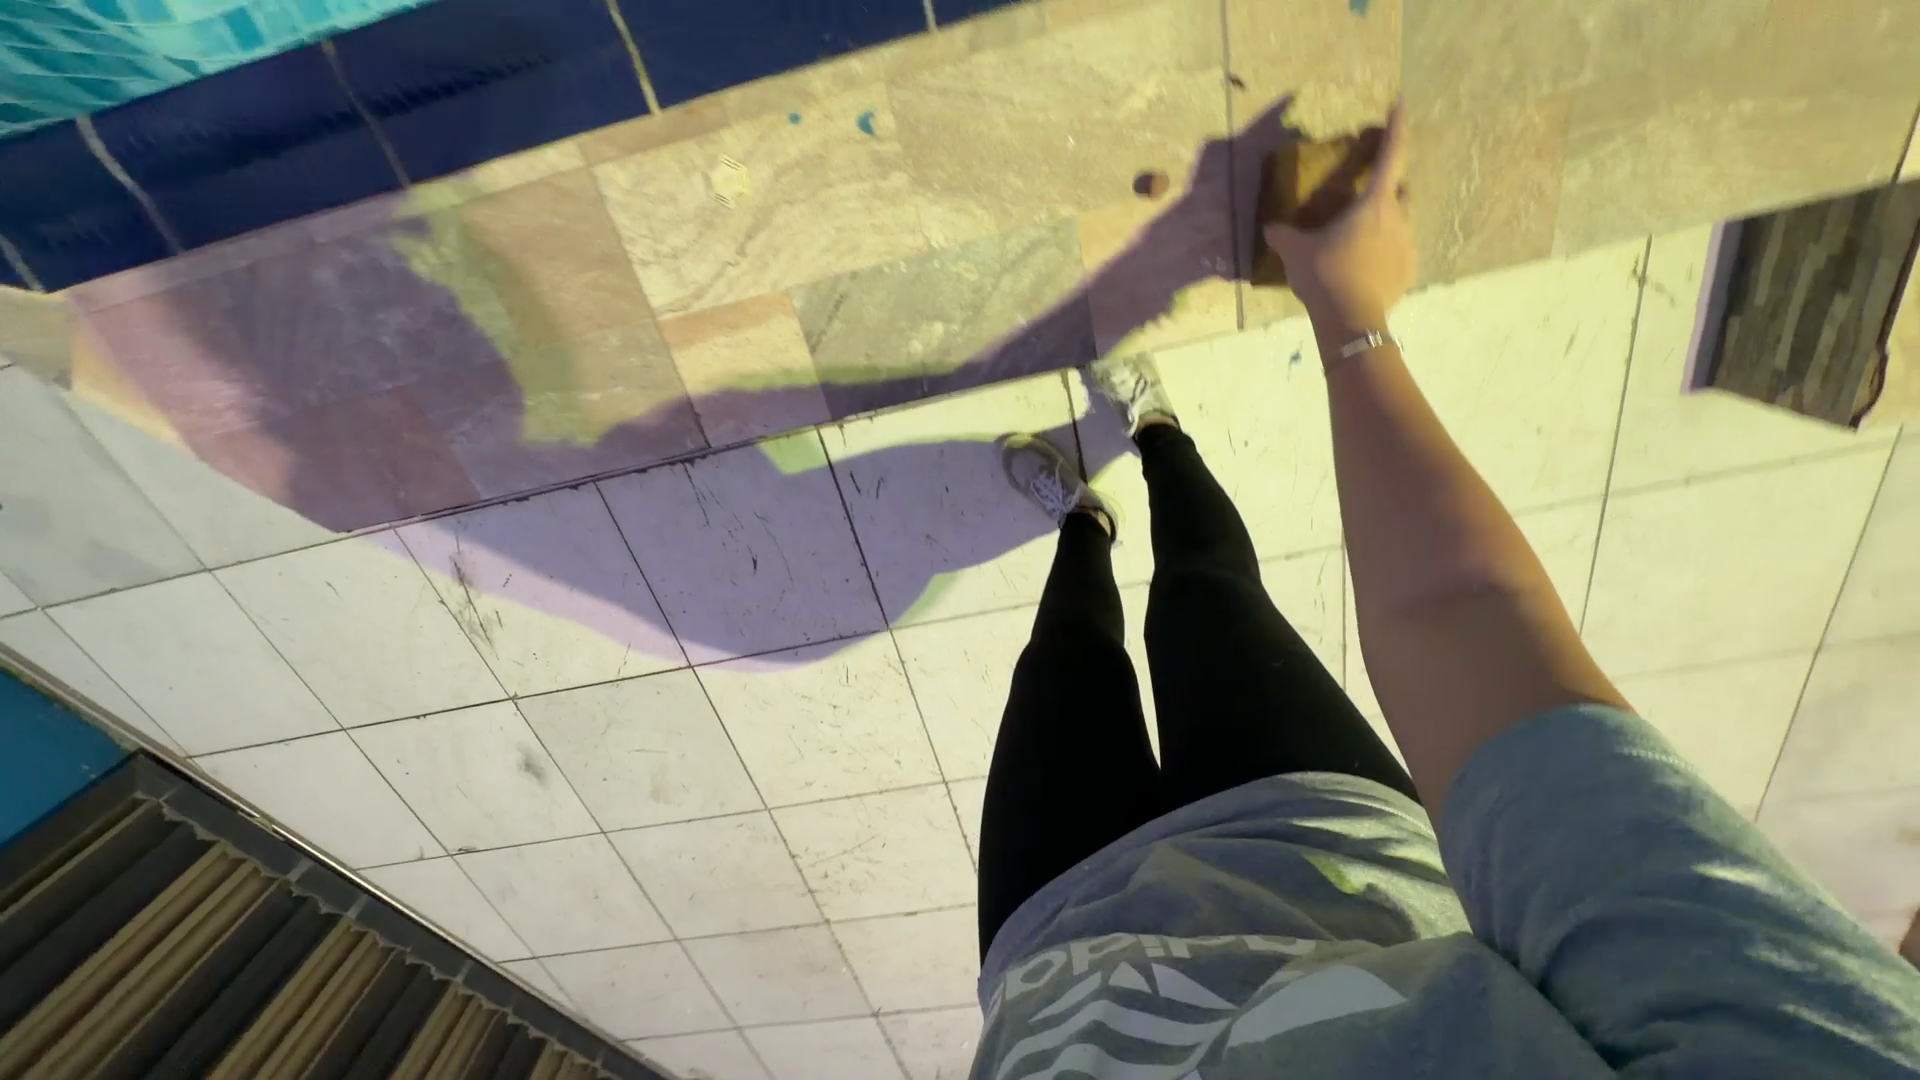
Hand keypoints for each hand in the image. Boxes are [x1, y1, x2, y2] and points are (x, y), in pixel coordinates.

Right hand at [1264, 102, 1415, 331]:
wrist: (1351, 320)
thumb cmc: (1325, 275)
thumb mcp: (1296, 253)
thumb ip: (1284, 236)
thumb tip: (1270, 228)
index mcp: (1374, 204)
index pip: (1392, 155)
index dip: (1397, 127)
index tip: (1401, 104)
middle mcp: (1399, 218)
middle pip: (1402, 190)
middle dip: (1390, 188)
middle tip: (1367, 198)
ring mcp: (1408, 246)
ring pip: (1403, 223)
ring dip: (1387, 223)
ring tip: (1363, 240)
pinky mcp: (1409, 272)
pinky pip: (1401, 254)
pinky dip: (1387, 254)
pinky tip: (1368, 270)